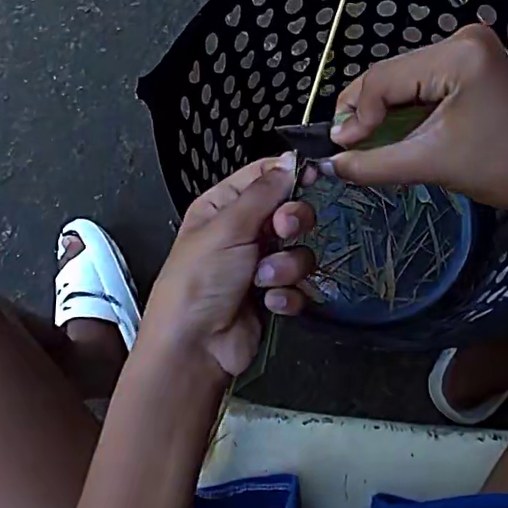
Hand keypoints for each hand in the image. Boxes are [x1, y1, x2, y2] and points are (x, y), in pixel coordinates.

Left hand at [141, 153, 316, 375]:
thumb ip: (263, 192)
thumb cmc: (197, 283)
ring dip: (286, 267)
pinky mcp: (272, 295)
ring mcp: (258, 266)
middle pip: (288, 212)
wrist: (195, 346)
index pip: (262, 177)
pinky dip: (286, 295)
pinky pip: (298, 286)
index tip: (312, 174)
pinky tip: (268, 303)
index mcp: (222, 208)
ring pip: (299, 252)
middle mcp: (241, 234)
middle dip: (291, 224)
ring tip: (262, 280)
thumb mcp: (227, 228)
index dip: (288, 174)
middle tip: (282, 232)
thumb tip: (290, 161)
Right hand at [327, 23, 507, 214]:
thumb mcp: (428, 164)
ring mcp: (468, 51)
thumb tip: (330, 163)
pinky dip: (400, 112)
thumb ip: (372, 164)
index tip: (339, 148)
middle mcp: (463, 40)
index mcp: (459, 54)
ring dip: (379, 114)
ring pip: (400, 82)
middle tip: (345, 147)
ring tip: (363, 144)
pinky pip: (418, 86)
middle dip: (364, 113)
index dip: (355, 115)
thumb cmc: (499, 169)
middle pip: (389, 75)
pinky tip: (389, 134)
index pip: (383, 79)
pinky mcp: (469, 67)